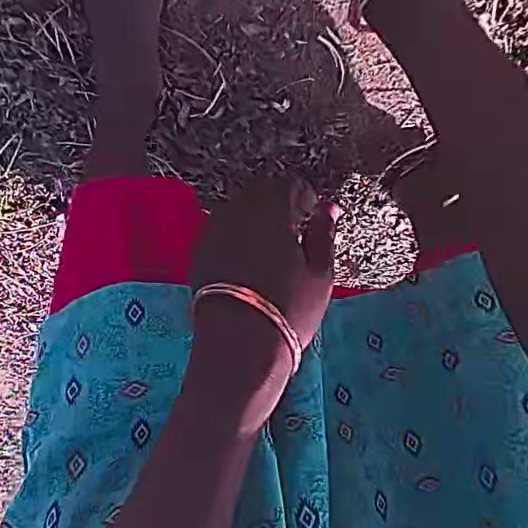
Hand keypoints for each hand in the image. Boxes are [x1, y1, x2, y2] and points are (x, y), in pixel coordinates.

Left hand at [188, 177, 337, 410]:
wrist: (238, 341)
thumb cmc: (289, 309)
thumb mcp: (320, 273)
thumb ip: (323, 234)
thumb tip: (328, 208)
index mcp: (271, 213)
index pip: (287, 185)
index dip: (303, 195)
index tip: (311, 213)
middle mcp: (237, 214)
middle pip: (257, 192)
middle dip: (277, 201)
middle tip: (293, 226)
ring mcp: (213, 231)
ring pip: (235, 208)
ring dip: (254, 215)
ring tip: (271, 243)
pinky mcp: (199, 251)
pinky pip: (220, 228)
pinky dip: (235, 232)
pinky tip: (247, 256)